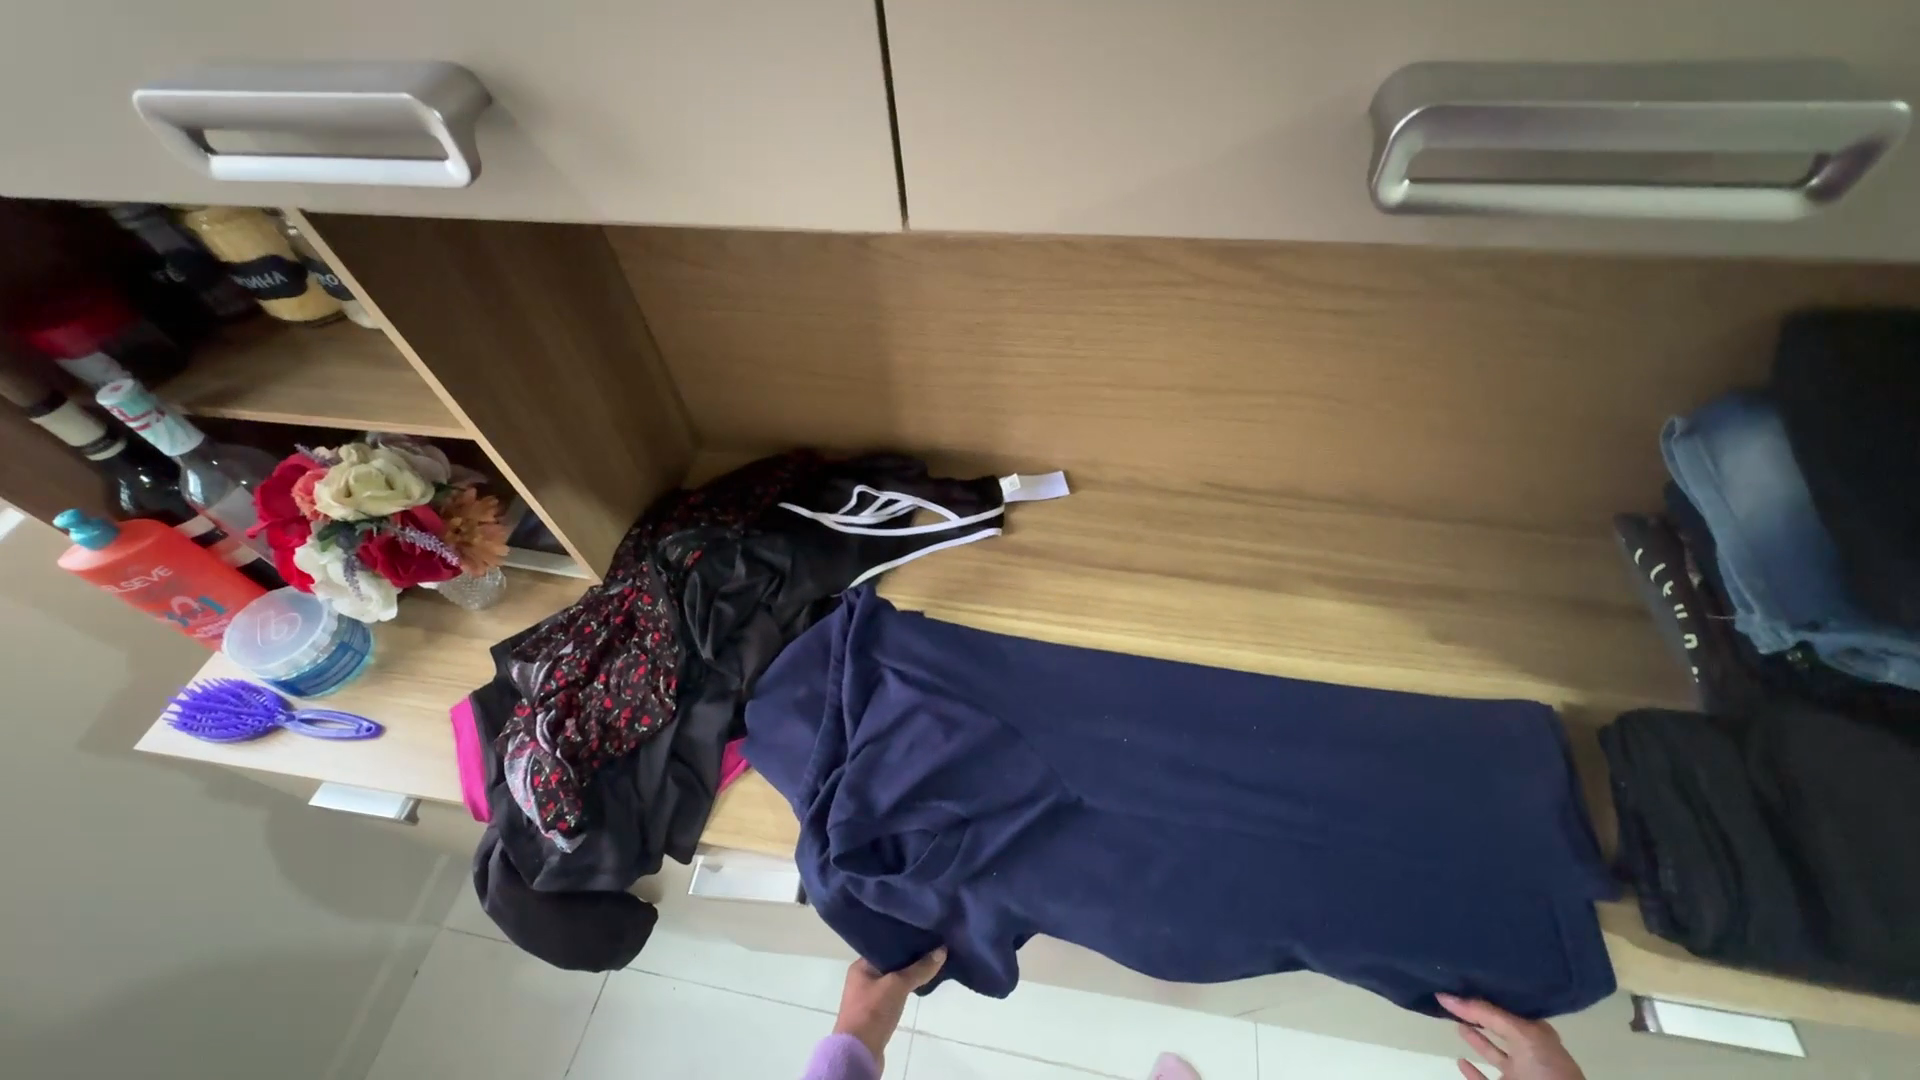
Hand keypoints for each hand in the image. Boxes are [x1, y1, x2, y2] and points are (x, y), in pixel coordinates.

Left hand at [832, 948, 946, 1070]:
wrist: (859, 1053)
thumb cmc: (873, 1011)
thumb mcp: (897, 985)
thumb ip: (919, 969)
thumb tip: (942, 950)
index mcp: (861, 966)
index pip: (885, 947)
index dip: (904, 942)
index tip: (924, 937)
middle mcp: (862, 979)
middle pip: (890, 964)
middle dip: (909, 960)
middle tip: (931, 951)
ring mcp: (867, 998)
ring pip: (892, 981)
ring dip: (907, 977)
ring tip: (929, 967)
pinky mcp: (875, 1015)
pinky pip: (893, 996)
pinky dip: (904, 992)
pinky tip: (918, 988)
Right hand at [1438, 994, 1585, 1079]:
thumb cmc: (1547, 1071)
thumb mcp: (1522, 1034)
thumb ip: (1485, 1013)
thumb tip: (1444, 995)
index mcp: (1538, 1036)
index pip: (1509, 1008)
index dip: (1487, 993)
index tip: (1462, 978)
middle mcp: (1529, 1053)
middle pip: (1499, 1028)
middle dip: (1478, 1014)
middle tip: (1452, 996)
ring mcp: (1518, 1075)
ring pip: (1493, 1053)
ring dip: (1475, 1040)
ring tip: (1455, 1024)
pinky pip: (1485, 1079)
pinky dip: (1472, 1072)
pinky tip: (1460, 1061)